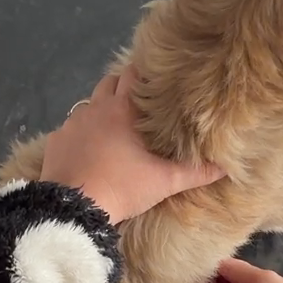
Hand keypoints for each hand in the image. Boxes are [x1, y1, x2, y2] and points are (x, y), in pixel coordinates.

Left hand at [39, 66, 223, 222]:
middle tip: (138, 104)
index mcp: (122, 109)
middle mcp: (95, 108)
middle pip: (109, 82)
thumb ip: (195, 172)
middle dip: (122, 88)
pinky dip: (80, 134)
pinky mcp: (56, 141)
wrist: (74, 208)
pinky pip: (70, 129)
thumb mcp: (164, 182)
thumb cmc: (122, 187)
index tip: (157, 81)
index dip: (145, 75)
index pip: (134, 75)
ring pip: (88, 104)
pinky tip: (87, 151)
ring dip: (100, 110)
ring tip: (113, 128)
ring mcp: (72, 123)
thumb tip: (226, 167)